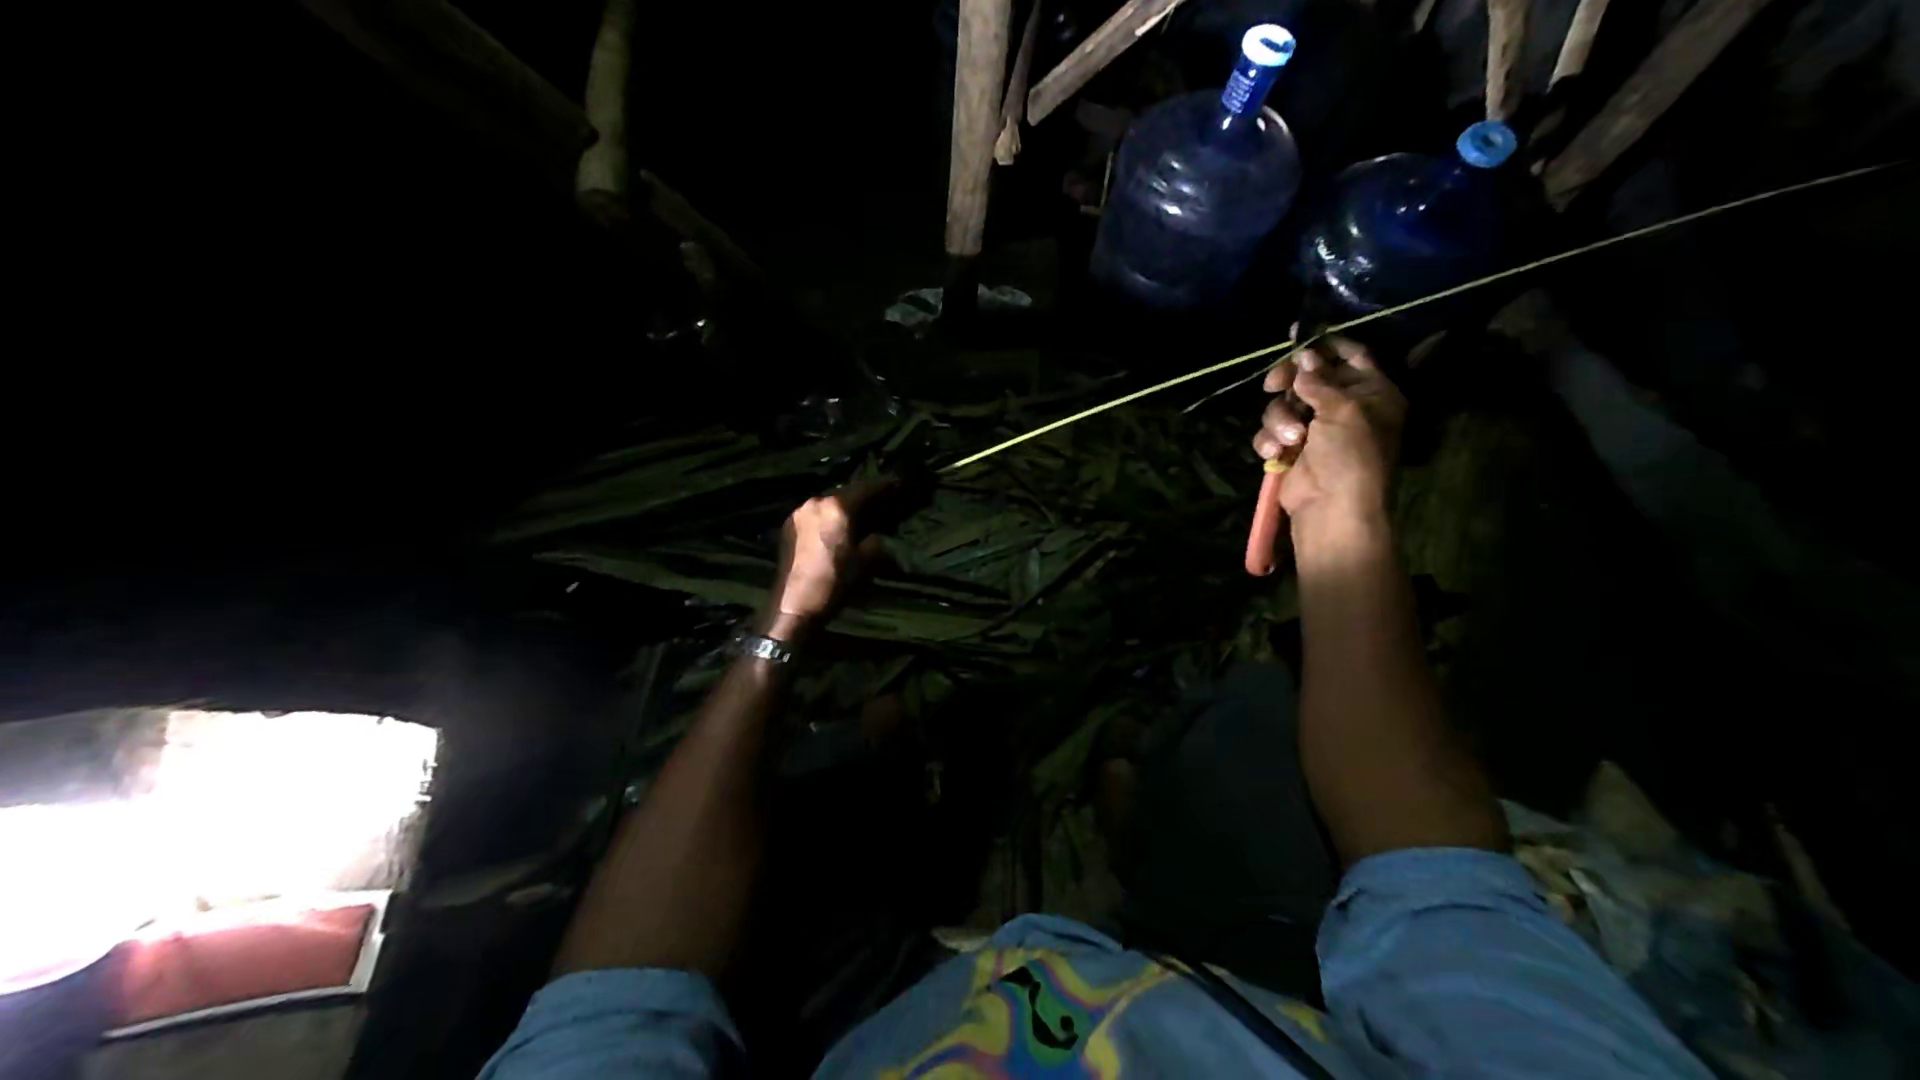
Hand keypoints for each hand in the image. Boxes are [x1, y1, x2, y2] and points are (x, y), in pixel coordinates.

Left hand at [758, 477, 894, 639]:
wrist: (793, 604)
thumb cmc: (833, 581)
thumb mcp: (865, 563)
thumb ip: (875, 541)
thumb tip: (876, 534)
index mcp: (836, 506)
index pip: (866, 488)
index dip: (885, 486)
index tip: (898, 485)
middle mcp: (815, 502)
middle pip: (845, 492)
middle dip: (863, 496)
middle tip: (880, 501)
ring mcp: (798, 513)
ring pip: (828, 503)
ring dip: (843, 506)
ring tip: (858, 514)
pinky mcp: (788, 526)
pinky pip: (815, 514)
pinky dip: (828, 516)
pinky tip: (836, 527)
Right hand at [1252, 336, 1405, 525]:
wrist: (1332, 508)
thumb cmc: (1350, 455)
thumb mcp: (1342, 410)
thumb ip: (1320, 380)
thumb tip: (1305, 356)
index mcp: (1371, 393)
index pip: (1350, 355)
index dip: (1325, 344)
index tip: (1297, 333)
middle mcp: (1344, 407)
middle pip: (1308, 377)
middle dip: (1289, 382)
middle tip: (1274, 384)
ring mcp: (1315, 430)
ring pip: (1284, 405)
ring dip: (1279, 420)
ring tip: (1289, 440)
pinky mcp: (1291, 450)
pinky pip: (1272, 432)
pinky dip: (1270, 441)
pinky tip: (1277, 454)